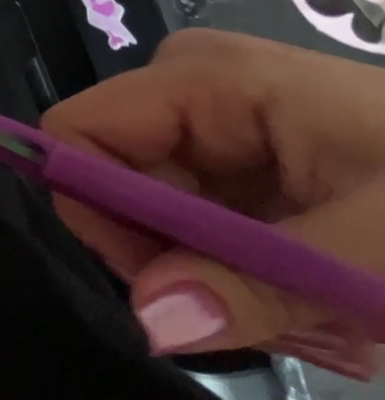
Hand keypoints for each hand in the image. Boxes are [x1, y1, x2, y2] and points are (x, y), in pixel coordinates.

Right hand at [42, 29, 384, 378]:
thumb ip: (262, 286)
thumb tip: (148, 321)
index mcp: (205, 78)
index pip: (78, 136)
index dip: (102, 214)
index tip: (179, 287)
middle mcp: (192, 86)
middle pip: (113, 177)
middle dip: (177, 259)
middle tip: (274, 319)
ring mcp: (222, 120)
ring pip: (156, 209)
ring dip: (222, 277)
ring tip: (323, 320)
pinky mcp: (250, 156)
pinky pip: (199, 217)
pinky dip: (250, 272)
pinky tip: (320, 299)